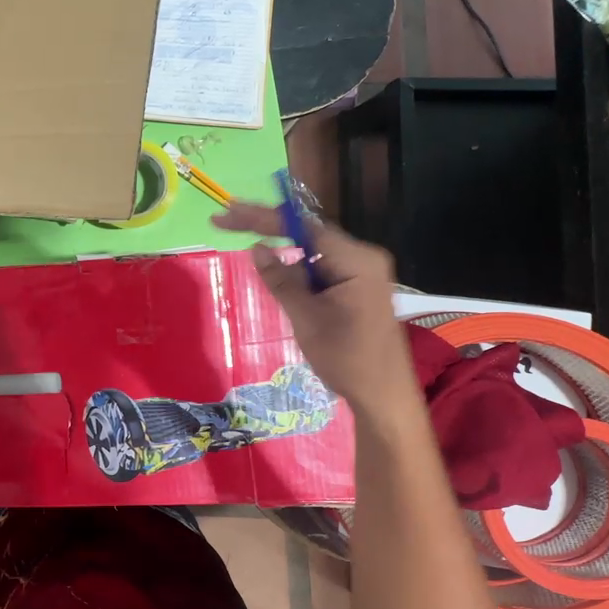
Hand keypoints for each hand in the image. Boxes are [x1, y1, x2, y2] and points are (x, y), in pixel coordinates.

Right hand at [213, 203, 419, 415]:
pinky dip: (294, 268)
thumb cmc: (347, 357)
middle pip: (306, 232)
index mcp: (356, 260)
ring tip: (242, 243)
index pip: (302, 226)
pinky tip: (272, 270)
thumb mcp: (305, 317)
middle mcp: (362, 257)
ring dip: (279, 250)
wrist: (383, 396)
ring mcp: (360, 272)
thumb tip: (256, 248)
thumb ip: (281, 279)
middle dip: (266, 226)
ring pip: (310, 251)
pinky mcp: (354, 287)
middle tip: (225, 220)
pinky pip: (318, 268)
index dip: (262, 217)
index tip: (228, 213)